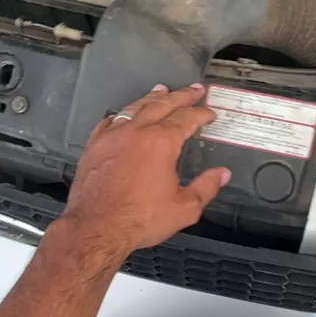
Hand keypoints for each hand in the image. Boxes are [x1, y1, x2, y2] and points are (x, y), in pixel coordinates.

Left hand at [57, 84, 230, 257]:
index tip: (209, 113)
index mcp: (161, 142)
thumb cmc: (137, 219)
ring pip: (134, 108)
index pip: (187, 118)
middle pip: (162, 104)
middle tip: (193, 89)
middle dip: (181, 95)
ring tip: (161, 90)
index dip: (201, 114)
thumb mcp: (183, 208)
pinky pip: (109, 121)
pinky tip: (124, 114)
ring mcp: (112, 136)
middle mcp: (136, 132)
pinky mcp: (94, 146)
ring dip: (151, 97)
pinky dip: (121, 114)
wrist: (96, 228)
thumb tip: (221, 175)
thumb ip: (206, 188)